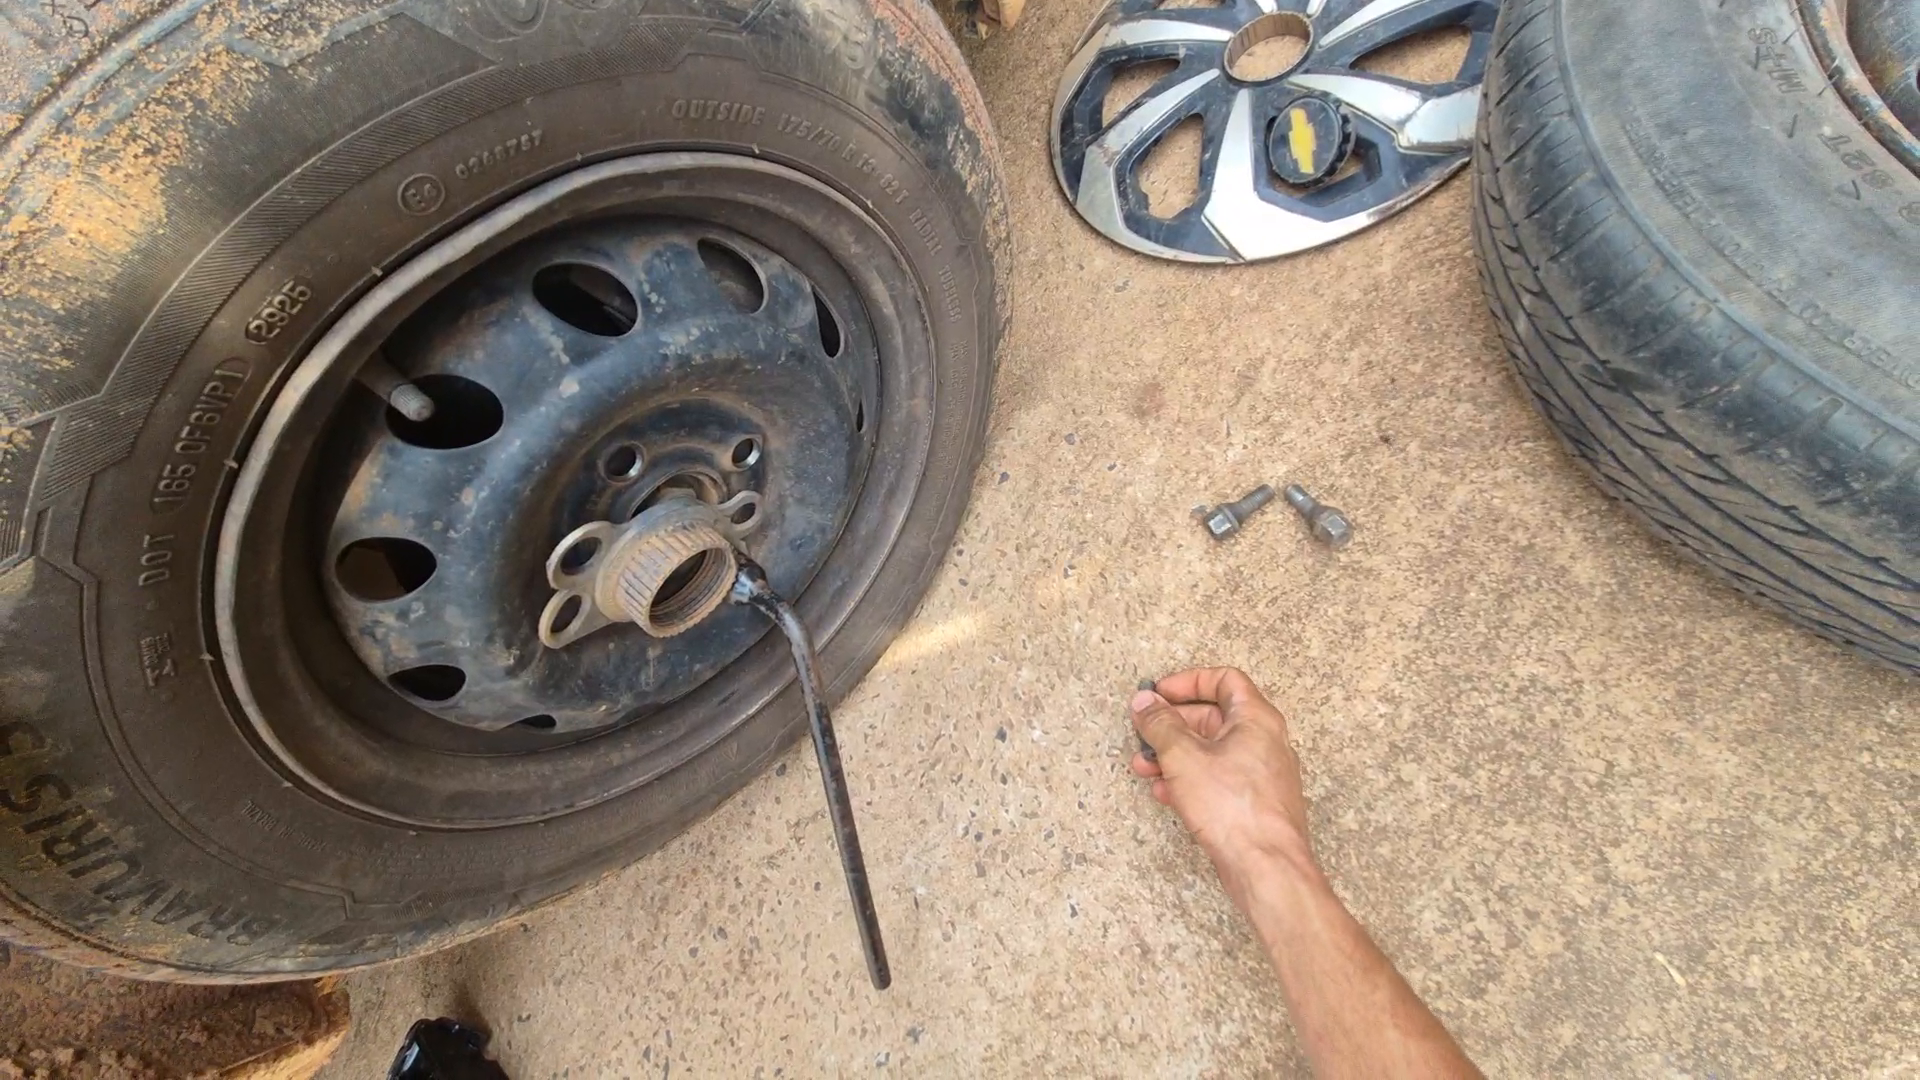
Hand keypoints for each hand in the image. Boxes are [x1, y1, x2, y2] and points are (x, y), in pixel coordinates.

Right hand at [1130, 668, 1318, 900]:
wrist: (1265, 868)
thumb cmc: (1234, 808)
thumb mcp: (1182, 755)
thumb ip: (1159, 723)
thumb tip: (1145, 702)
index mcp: (1255, 719)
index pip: (1224, 679)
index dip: (1188, 681)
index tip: (1160, 693)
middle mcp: (1264, 741)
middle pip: (1212, 715)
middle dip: (1172, 723)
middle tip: (1145, 731)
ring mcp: (1260, 774)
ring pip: (1210, 750)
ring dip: (1173, 754)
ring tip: (1145, 767)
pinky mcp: (1253, 802)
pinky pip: (1216, 777)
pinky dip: (1188, 778)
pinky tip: (1165, 793)